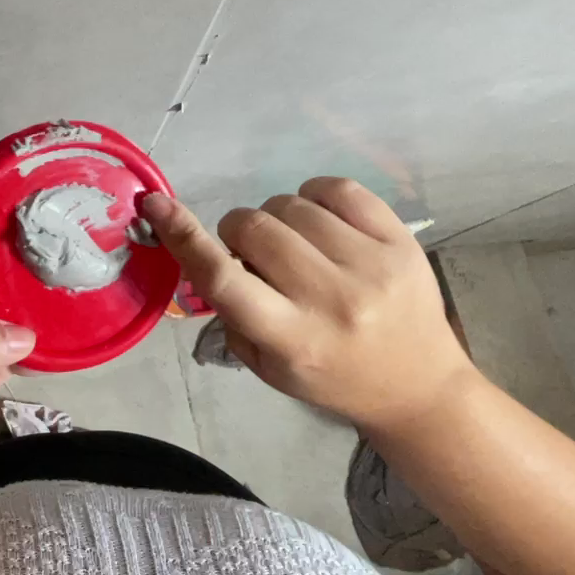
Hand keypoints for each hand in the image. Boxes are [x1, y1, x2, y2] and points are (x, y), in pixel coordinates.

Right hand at [141, 178, 474, 430]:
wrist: (419, 386)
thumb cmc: (330, 378)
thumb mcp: (266, 365)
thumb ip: (230, 311)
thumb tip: (203, 253)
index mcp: (291, 337)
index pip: (223, 277)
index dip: (183, 236)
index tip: (156, 205)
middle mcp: (330, 298)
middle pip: (253, 228)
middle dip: (237, 233)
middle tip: (254, 257)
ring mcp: (372, 265)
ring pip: (290, 205)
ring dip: (276, 219)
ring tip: (293, 245)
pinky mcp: (401, 240)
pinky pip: (338, 188)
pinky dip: (314, 197)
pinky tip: (318, 222)